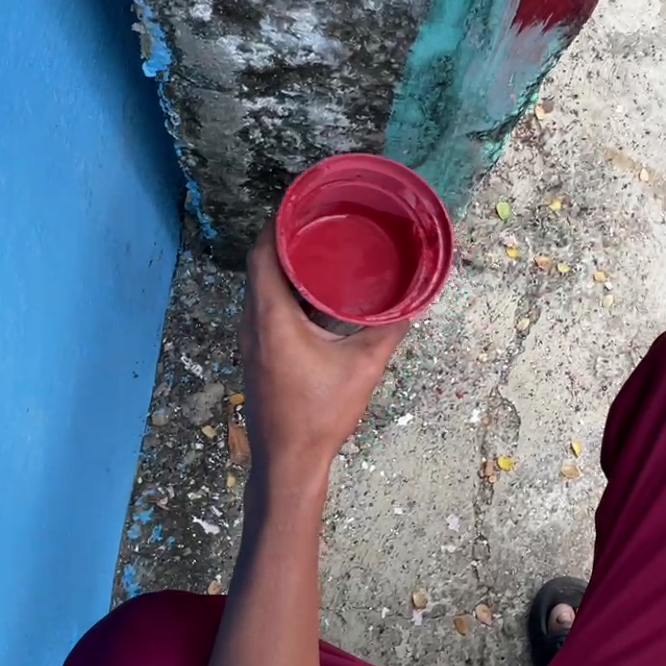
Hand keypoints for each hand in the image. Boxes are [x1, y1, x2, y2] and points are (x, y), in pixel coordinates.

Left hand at [239, 220, 409, 487]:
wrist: (287, 461)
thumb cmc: (321, 413)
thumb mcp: (363, 367)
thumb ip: (389, 331)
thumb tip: (416, 301)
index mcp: (272, 316)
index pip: (261, 254)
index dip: (276, 223)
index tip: (302, 205)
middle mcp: (253, 322)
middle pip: (258, 265)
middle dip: (283, 239)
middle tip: (320, 221)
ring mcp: (250, 339)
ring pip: (259, 287)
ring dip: (281, 265)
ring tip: (318, 249)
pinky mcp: (255, 353)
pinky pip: (263, 306)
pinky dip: (281, 290)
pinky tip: (310, 293)